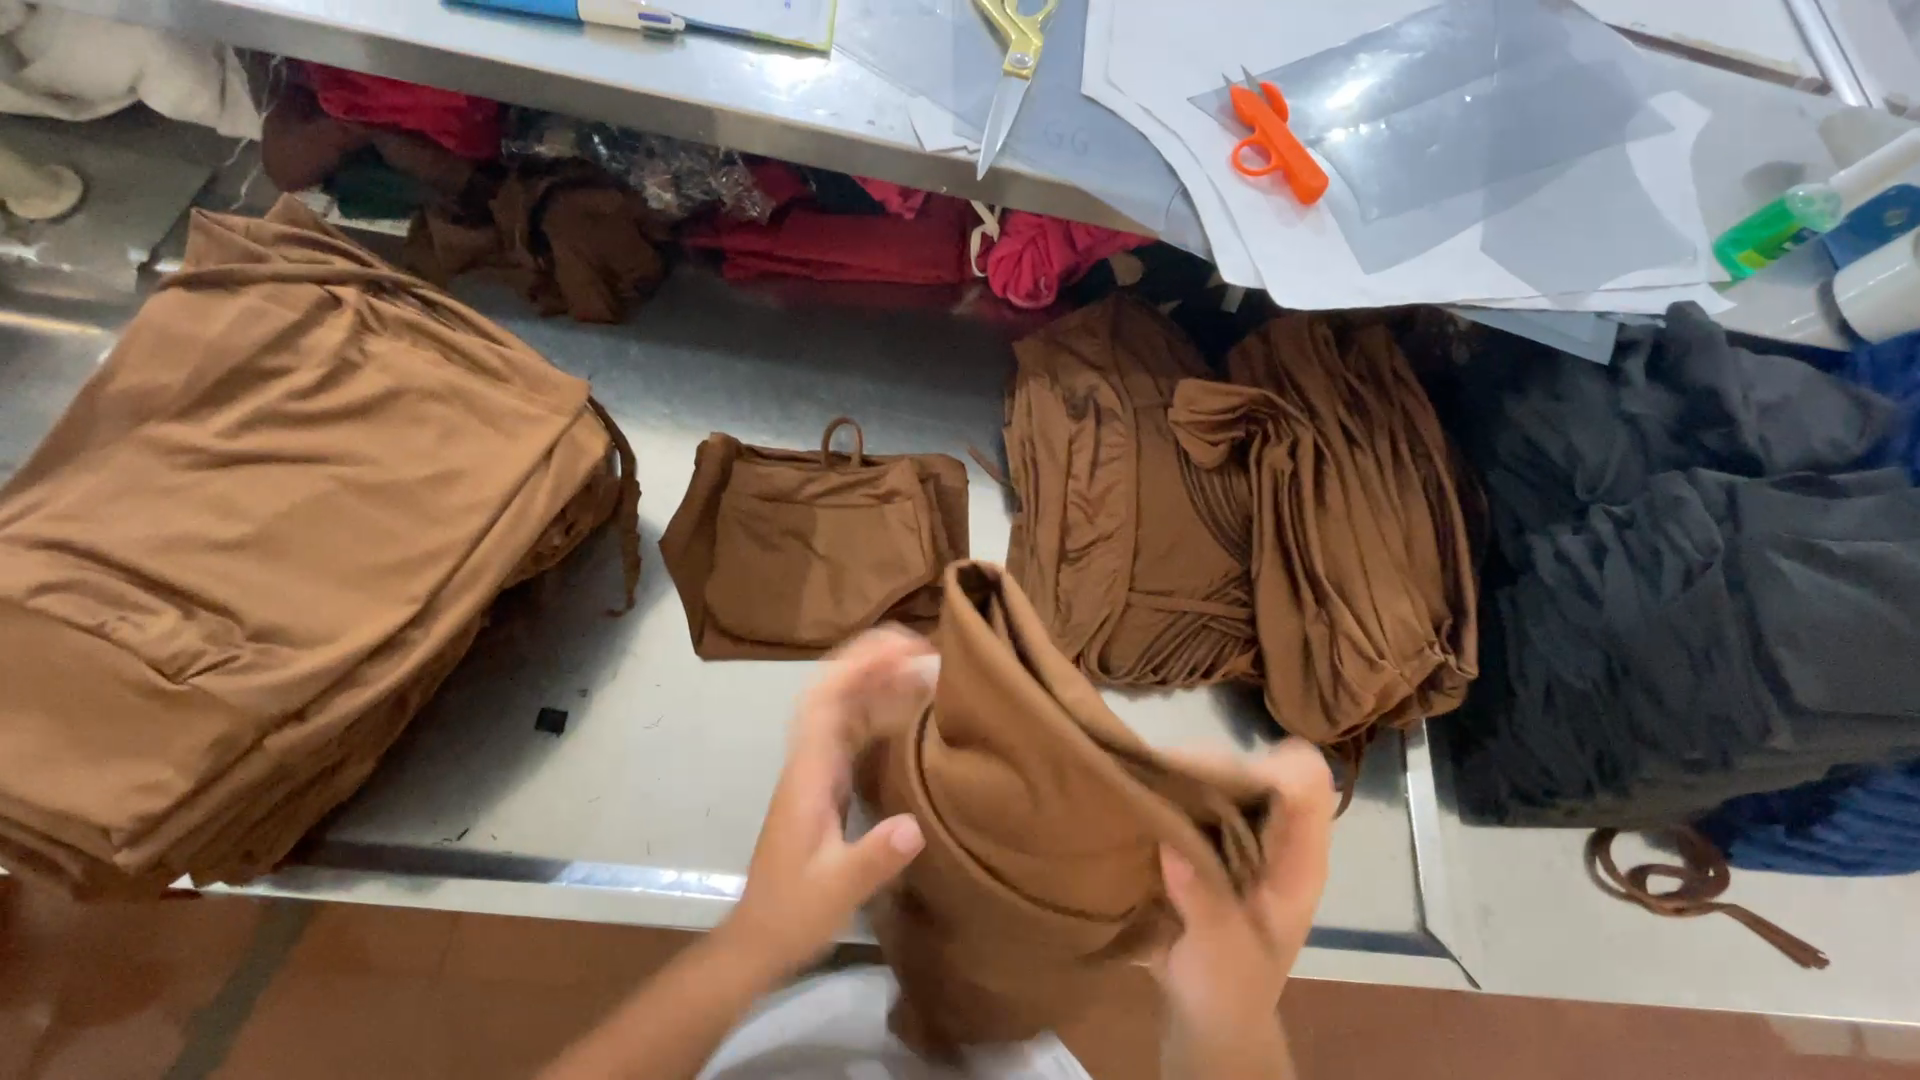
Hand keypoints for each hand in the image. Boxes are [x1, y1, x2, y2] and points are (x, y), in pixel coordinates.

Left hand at [720, 627, 934, 978]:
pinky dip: (879, 711)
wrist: (759, 938)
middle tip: (922, 647)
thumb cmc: (792, 913)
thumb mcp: (835, 890)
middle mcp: (810, 760)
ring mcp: (817, 770)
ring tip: (923, 667)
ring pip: (844, 708)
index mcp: (808, 773)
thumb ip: (872, 859)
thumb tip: (915, 825)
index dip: (860, 665)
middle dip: (872, 660)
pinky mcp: (827, 785)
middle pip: (834, 691)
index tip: (901, 647)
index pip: (827, 700)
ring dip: (878, 680)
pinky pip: (853, 732)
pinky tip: (908, 712)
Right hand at [1155, 739, 1335, 1077]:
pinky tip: (1136, 795)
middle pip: (1254, 768)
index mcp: (1298, 862)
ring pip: (1217, 774)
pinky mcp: (1203, 835)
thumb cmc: (1228, 991)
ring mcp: (1237, 832)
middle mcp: (1272, 835)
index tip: (1210, 777)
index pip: (1307, 788)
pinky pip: (1187, 795)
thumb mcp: (1223, 955)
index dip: (1268, 768)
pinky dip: (1163, 788)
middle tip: (1159, 778)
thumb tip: (1174, 847)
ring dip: (1180, 773)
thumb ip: (1206, 902)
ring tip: (1141, 783)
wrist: (1208, 1015)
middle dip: (1209, 765)